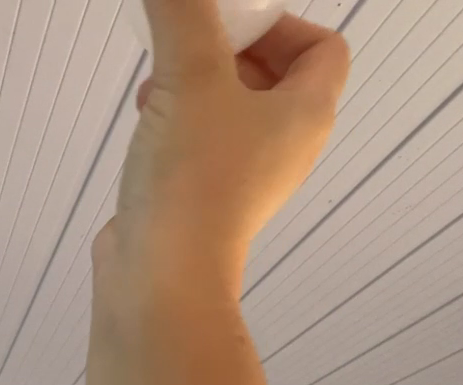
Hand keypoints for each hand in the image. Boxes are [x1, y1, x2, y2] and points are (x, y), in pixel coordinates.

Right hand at [99, 0, 349, 288]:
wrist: (159, 279)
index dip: (279, 24)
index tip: (226, 24)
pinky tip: (141, 136)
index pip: (321, 47)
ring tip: (152, 92)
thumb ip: (183, 14)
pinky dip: (173, 137)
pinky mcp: (199, 212)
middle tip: (183, 52)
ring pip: (227, 122)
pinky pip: (196, 158)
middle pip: (270, 83)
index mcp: (305, 115)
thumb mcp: (190, 76)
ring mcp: (239, 188)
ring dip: (192, 96)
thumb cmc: (193, 180)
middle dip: (224, 57)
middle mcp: (282, 152)